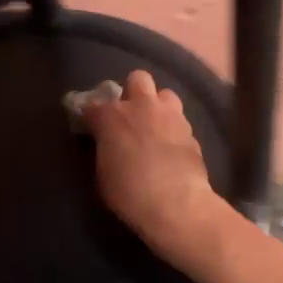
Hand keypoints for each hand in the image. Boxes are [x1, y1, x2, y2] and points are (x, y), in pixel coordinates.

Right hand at [83, 70, 227, 257]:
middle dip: (132, 93)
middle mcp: (142, 106)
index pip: (93, 104)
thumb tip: (109, 143)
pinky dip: (173, 128)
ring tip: (155, 126)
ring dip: (158, 106)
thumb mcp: (103, 173)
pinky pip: (180, 120)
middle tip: (130, 115)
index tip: (91, 127)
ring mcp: (171, 115)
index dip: (91, 116)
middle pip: (137, 79)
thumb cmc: (129, 192)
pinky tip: (171, 146)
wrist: (176, 203)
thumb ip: (105, 148)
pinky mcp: (191, 131)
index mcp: (112, 116)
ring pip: (165, 94)